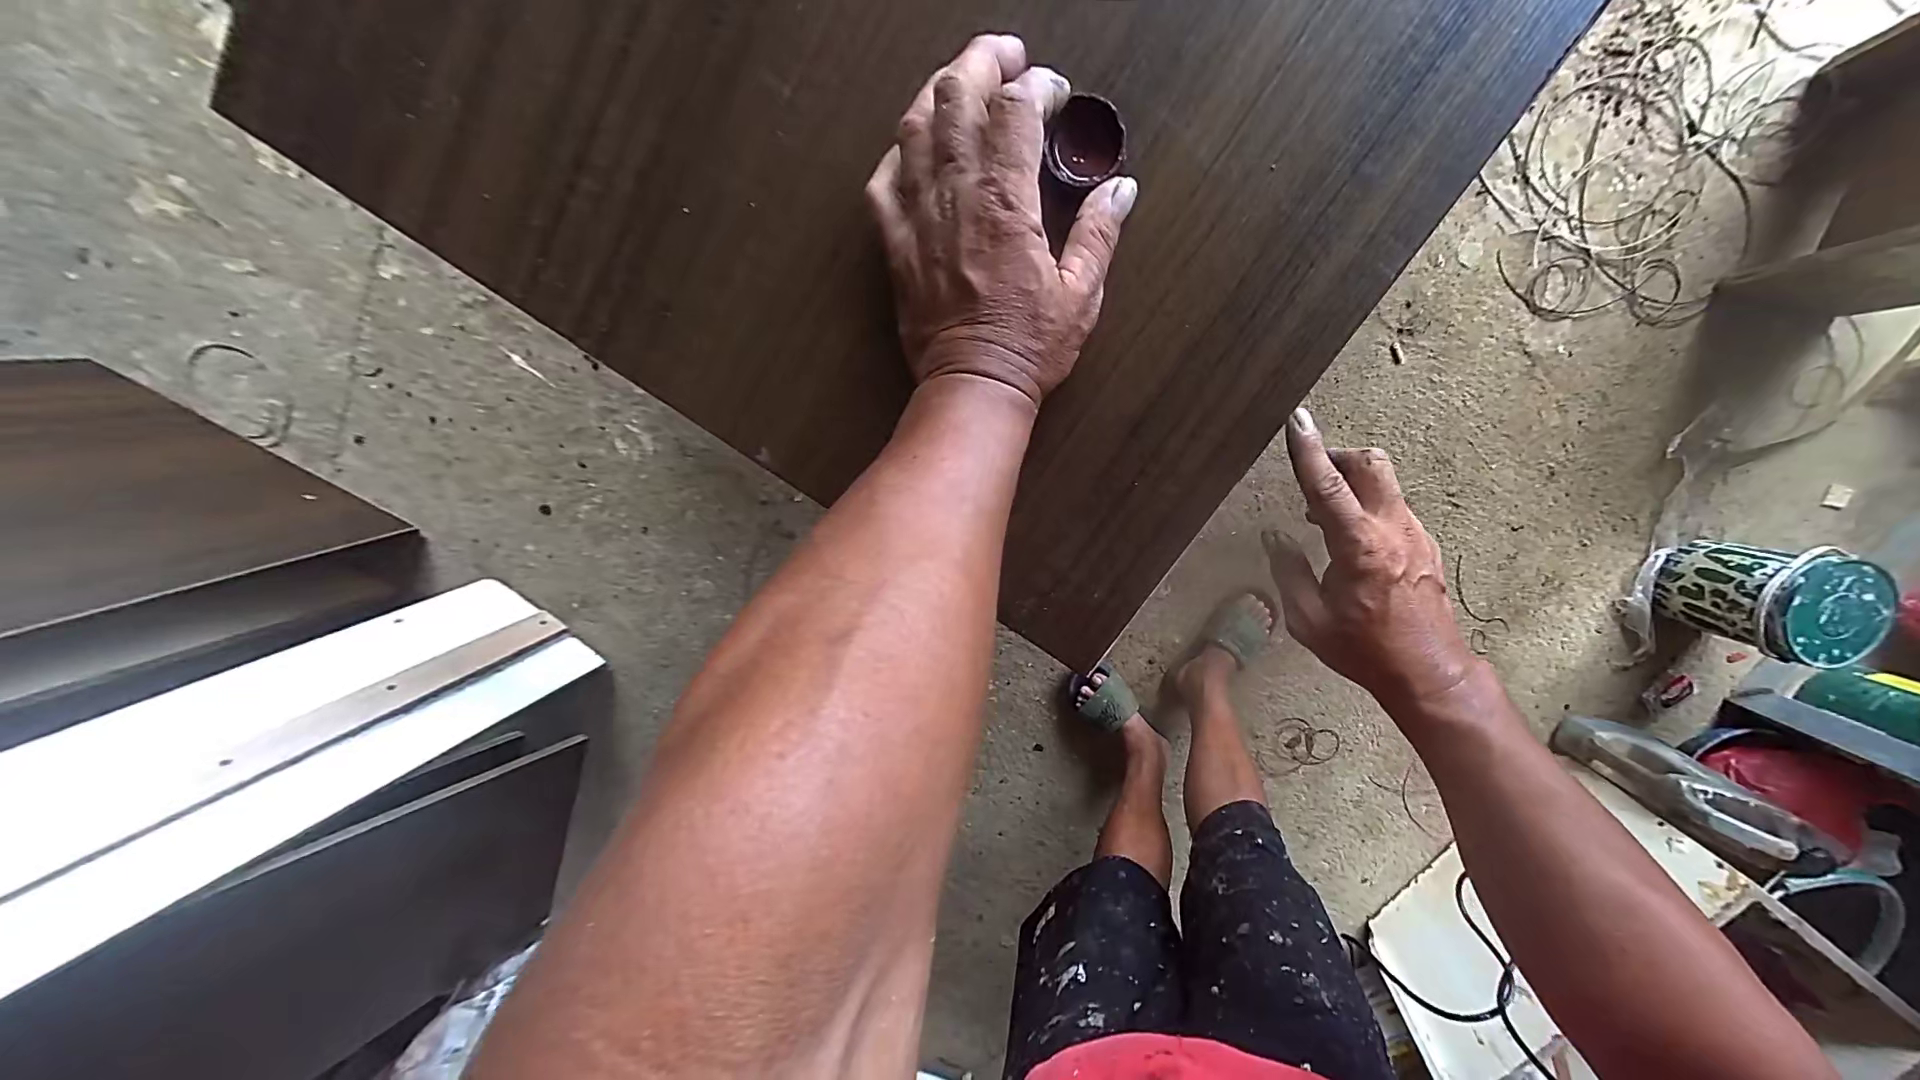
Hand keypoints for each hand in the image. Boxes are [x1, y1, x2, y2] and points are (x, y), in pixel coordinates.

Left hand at [866, 35, 1138, 406]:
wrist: (972, 385)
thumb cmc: (1027, 347)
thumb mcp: (1081, 294)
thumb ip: (1099, 233)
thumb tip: (1121, 188)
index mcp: (1008, 205)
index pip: (1016, 109)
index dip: (1037, 85)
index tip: (1054, 93)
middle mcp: (957, 199)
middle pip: (957, 98)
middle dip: (983, 63)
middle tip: (1005, 61)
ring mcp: (919, 220)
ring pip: (914, 128)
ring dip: (937, 93)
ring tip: (959, 86)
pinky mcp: (896, 247)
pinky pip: (882, 183)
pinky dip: (896, 155)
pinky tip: (913, 149)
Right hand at [1263, 407, 1478, 711]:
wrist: (1428, 671)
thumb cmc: (1364, 648)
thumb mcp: (1308, 618)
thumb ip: (1288, 570)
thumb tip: (1275, 537)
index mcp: (1359, 548)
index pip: (1328, 486)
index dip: (1309, 451)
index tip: (1297, 421)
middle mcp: (1394, 532)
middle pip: (1370, 465)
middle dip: (1337, 456)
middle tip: (1311, 468)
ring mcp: (1416, 536)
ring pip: (1384, 483)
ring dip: (1351, 483)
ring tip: (1321, 513)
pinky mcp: (1426, 545)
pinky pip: (1393, 507)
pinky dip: (1366, 505)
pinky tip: (1347, 536)